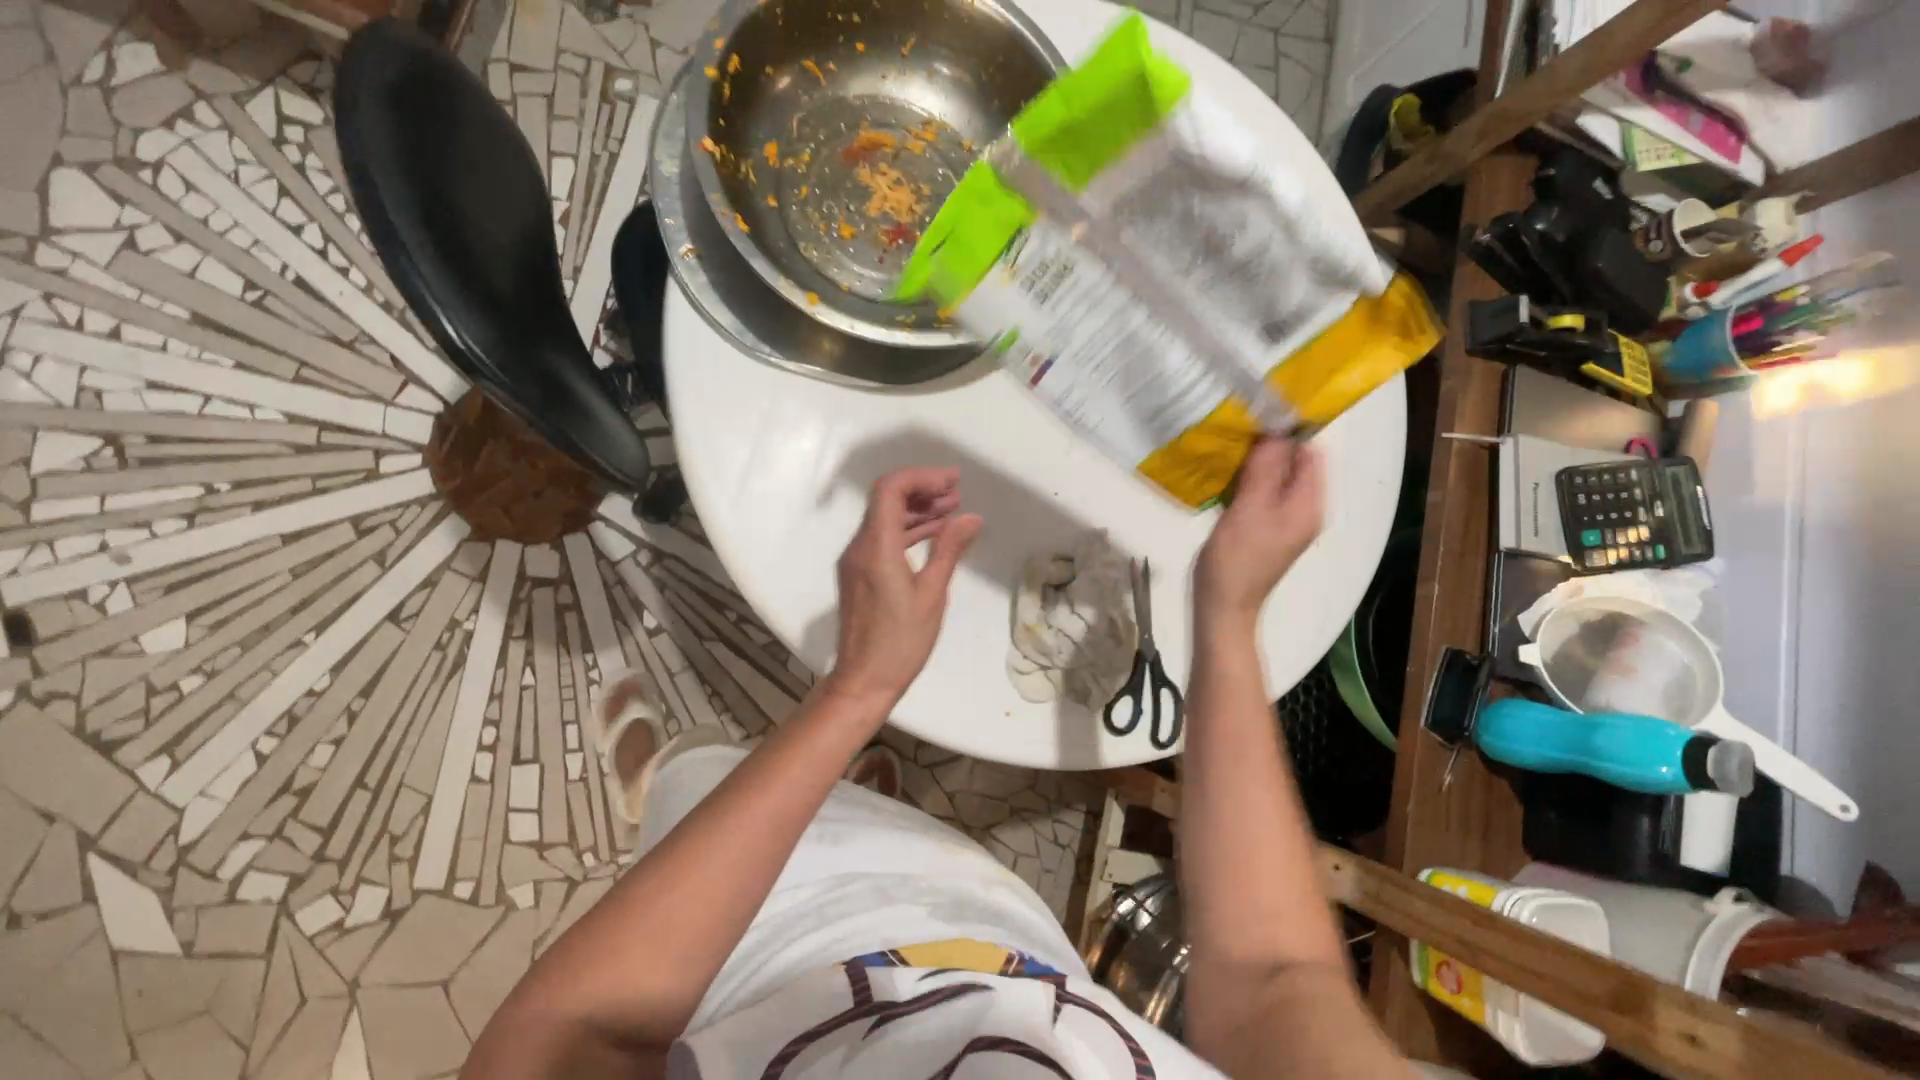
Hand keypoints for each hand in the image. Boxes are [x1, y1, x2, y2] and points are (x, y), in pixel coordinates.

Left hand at [828, 467, 983, 707]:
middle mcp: (859, 547)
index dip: (922, 478)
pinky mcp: (858, 575)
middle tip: (957, 492)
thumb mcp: (932, 595)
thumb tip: (971, 518)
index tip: (952, 482)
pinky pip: (881, 539)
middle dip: (922, 490)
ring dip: (916, 510)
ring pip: (883, 519)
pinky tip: (934, 534)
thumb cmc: (901, 642)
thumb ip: (949, 551)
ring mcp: (856, 561)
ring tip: (952, 510)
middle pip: (885, 499)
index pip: (890, 490)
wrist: (864, 680)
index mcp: (876, 548)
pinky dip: (907, 530)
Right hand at [1195, 438, 1324, 624]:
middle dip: (1269, 446)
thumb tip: (1277, 427)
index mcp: (1310, 503)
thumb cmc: (1237, 558)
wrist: (1224, 606)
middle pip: (1296, 463)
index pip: (1312, 451)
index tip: (1256, 419)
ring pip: (1277, 476)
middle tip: (1237, 434)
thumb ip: (1265, 467)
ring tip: (1230, 452)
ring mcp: (1287, 519)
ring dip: (1256, 463)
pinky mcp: (1268, 527)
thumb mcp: (1250, 508)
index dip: (1289, 432)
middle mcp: (1306, 508)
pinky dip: (1250, 481)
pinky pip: (1265, 492)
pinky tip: (1228, 478)